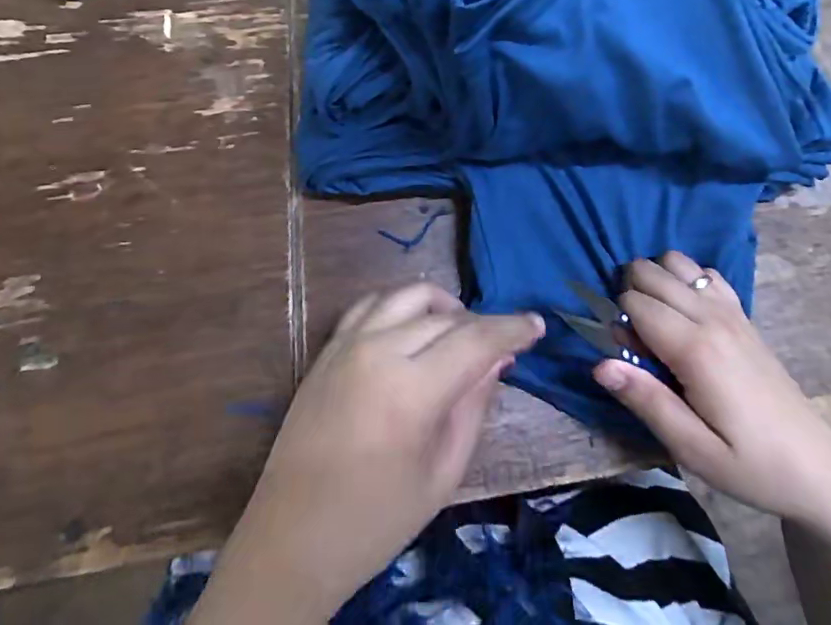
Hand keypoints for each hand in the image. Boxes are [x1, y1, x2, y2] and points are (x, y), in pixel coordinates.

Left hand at [189, 284, 543, 623]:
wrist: (293, 536)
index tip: (537, 325)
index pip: (476, 340)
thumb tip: (499, 357)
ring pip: (407, 295)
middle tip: (502, 346)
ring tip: (460, 332)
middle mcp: (378, 352)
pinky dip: (401, 305)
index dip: (512, 329)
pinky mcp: (327, 348)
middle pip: (445, 317)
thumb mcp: (443, 472)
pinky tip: (413, 327)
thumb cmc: (376, 519)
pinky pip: (371, 304)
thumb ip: (474, 406)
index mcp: (410, 391)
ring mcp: (347, 344)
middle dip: (482, 325)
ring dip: (442, 306)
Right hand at [592, 253, 830, 530]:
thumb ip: (646, 401)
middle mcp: (712, 317)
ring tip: (658, 325)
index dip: (618, 323)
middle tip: (639, 343)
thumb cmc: (751, 466)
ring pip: (675, 261)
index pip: (635, 302)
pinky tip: (687, 317)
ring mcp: (731, 311)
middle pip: (650, 271)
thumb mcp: (693, 450)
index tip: (628, 357)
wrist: (817, 469)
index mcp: (696, 349)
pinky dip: (685, 281)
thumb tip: (599, 364)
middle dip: (630, 295)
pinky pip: (704, 273)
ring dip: (656, 282)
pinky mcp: (743, 315)